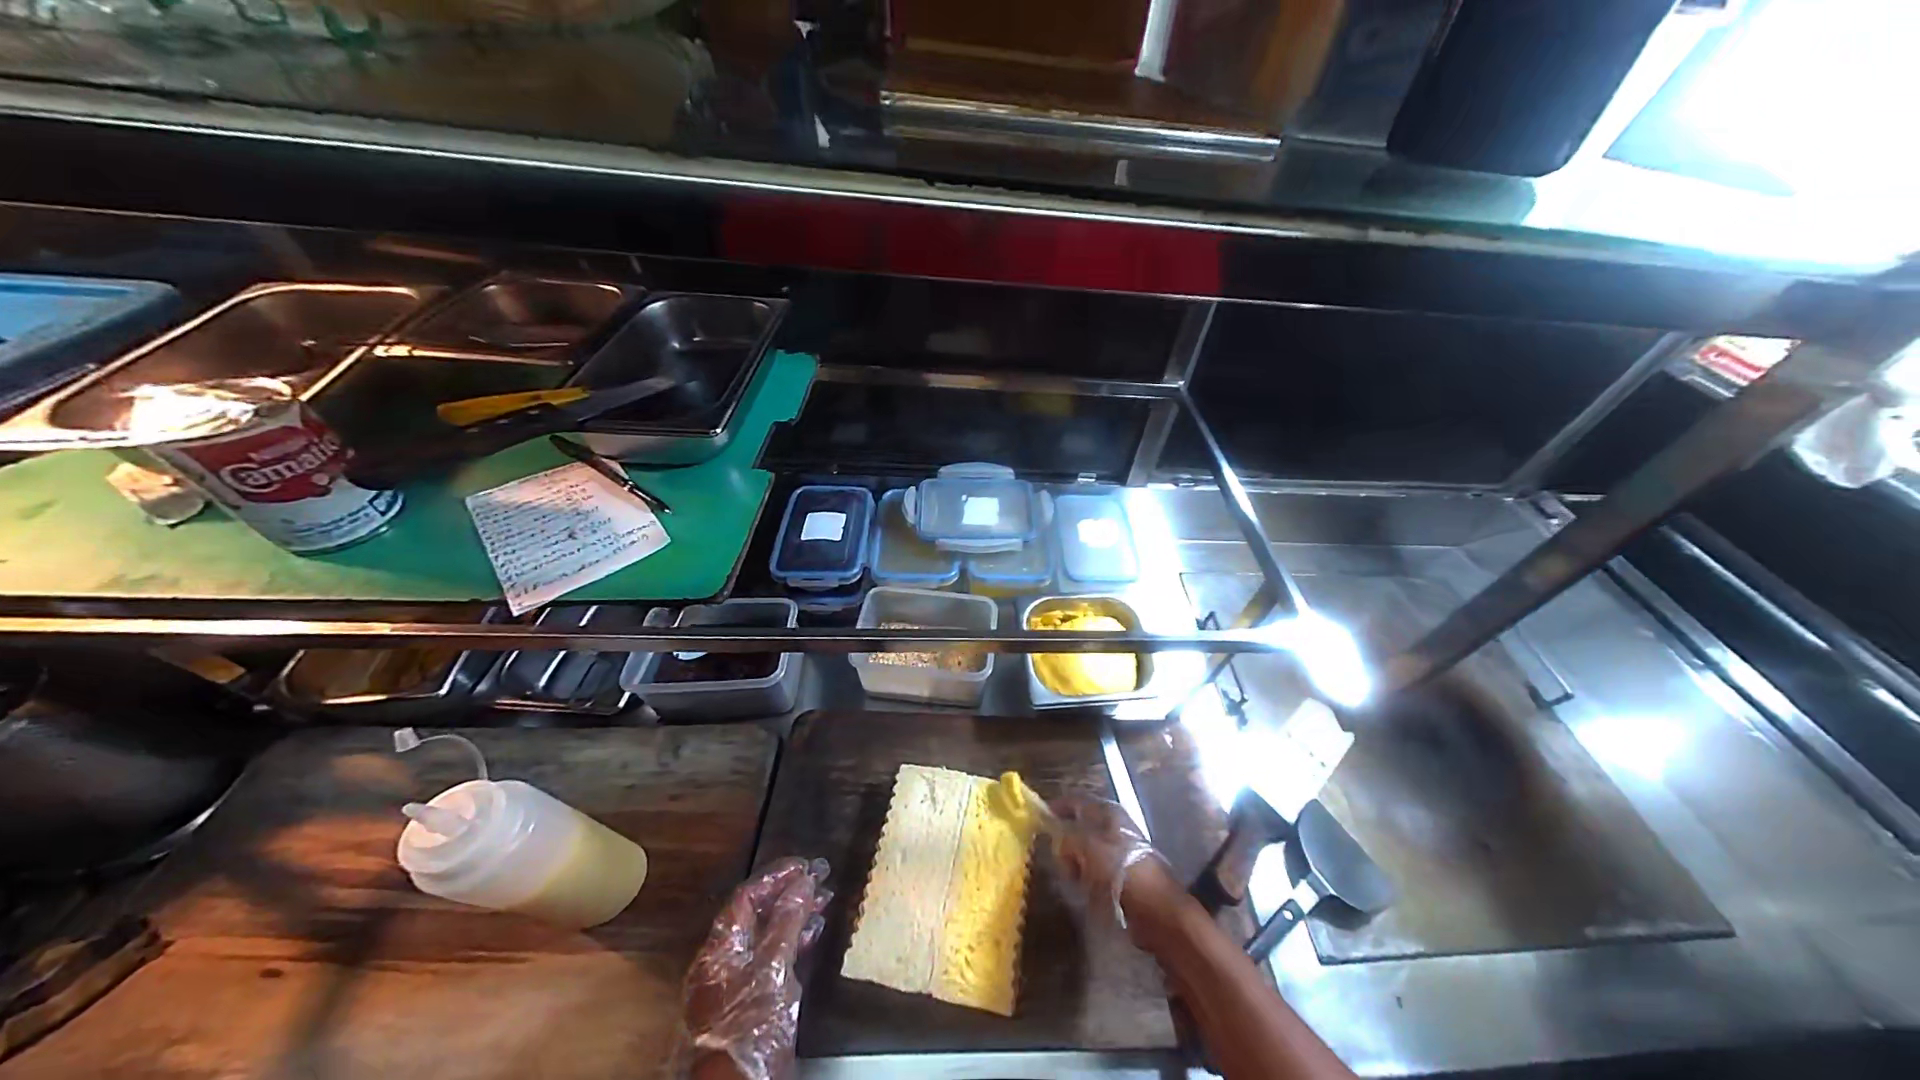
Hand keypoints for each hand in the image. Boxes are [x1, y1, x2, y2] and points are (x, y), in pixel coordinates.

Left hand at [683, 857, 831, 1079]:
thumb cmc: (751, 1026)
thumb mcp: (773, 970)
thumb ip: (786, 923)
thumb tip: (802, 882)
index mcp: (720, 949)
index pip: (746, 899)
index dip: (775, 878)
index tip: (805, 866)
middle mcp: (724, 960)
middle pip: (756, 915)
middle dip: (788, 894)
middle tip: (821, 878)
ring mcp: (736, 981)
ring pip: (767, 935)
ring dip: (794, 915)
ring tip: (824, 902)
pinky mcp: (751, 999)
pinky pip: (772, 957)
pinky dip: (793, 942)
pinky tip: (815, 934)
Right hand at [1050, 794, 1175, 937]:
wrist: (1158, 911)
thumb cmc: (1122, 871)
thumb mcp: (1087, 847)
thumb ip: (1067, 838)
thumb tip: (1058, 841)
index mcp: (1109, 813)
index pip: (1078, 801)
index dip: (1059, 806)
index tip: (1040, 816)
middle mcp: (1117, 827)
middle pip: (1082, 827)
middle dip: (1066, 841)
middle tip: (1057, 857)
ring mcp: (1122, 851)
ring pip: (1087, 851)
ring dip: (1076, 863)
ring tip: (1072, 877)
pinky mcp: (1125, 875)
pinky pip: (1096, 871)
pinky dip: (1088, 878)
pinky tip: (1085, 890)